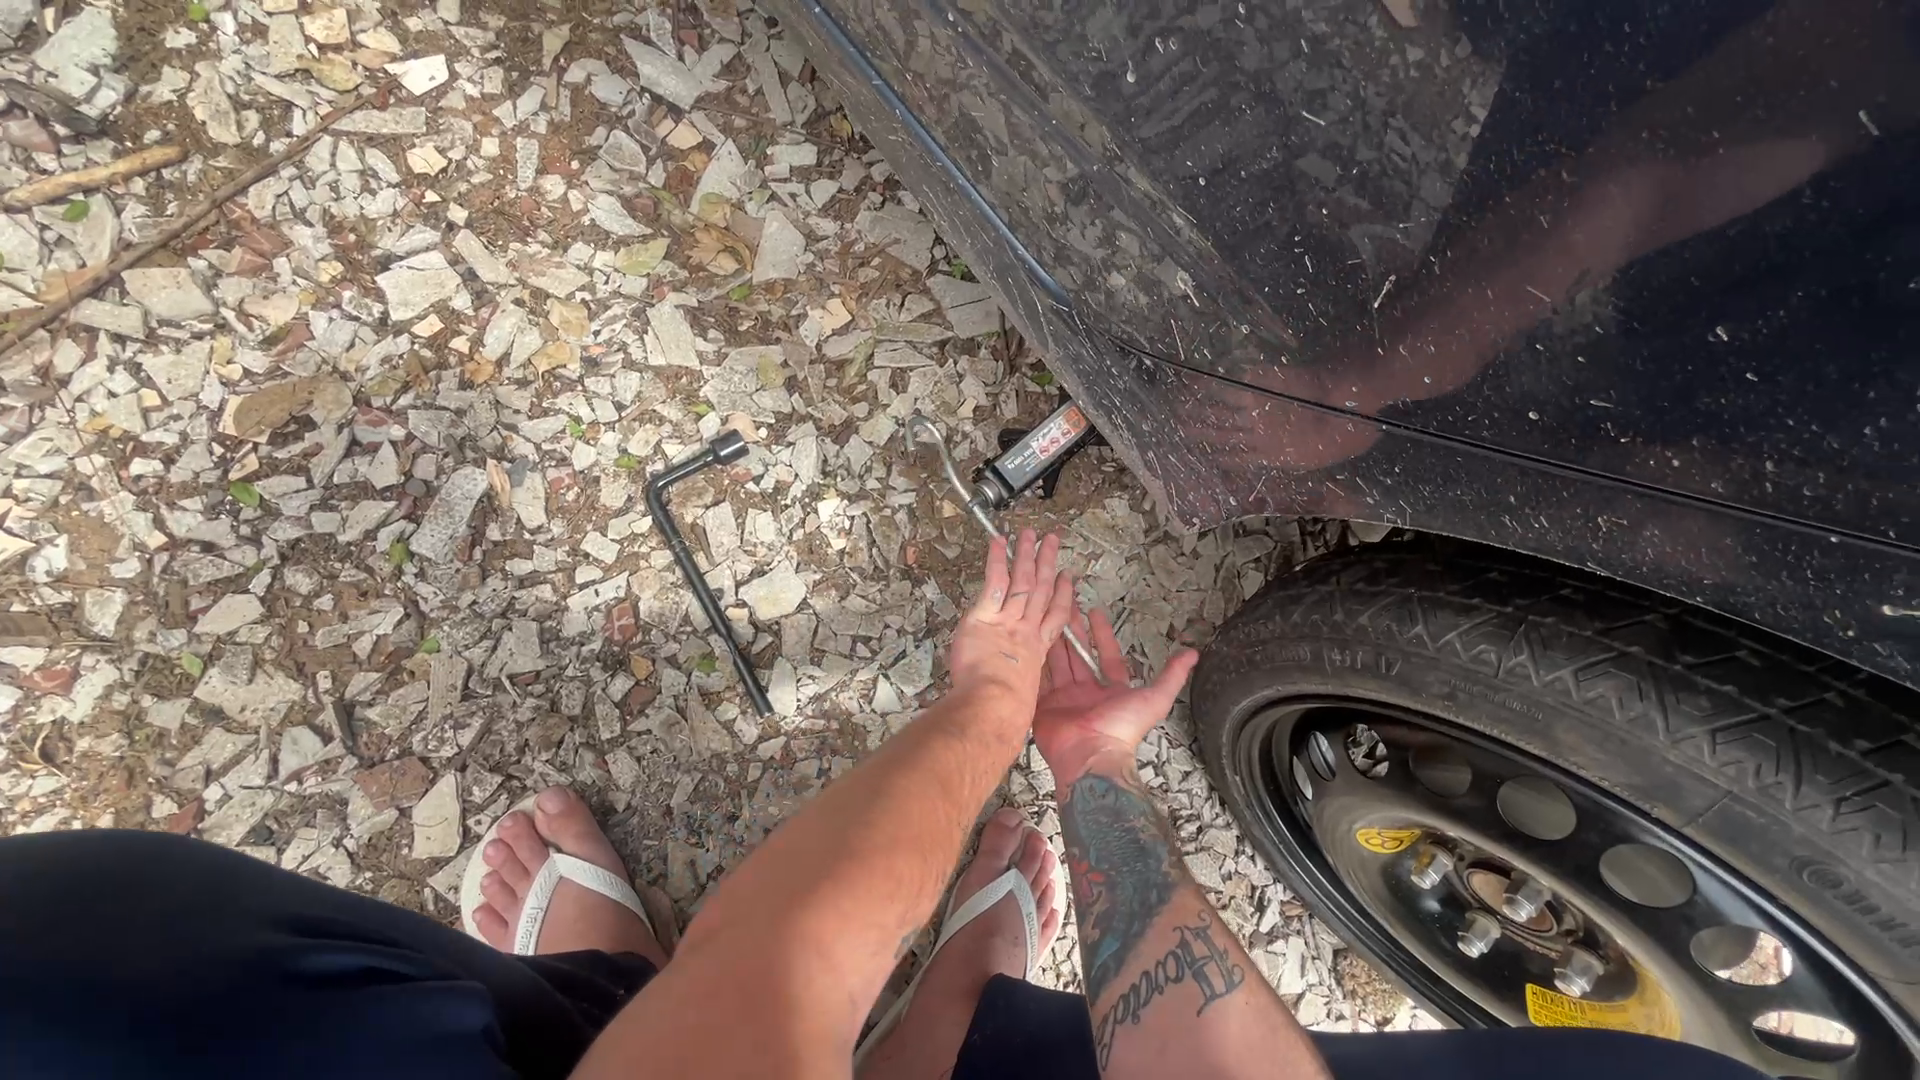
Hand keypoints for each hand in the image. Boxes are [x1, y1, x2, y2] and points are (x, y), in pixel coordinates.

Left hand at [947, 529, 1076, 702]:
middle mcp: (1025, 631)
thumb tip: (1016, 684)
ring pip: (1022, 581)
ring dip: (1026, 555)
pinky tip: (999, 542)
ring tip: (1030, 534)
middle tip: (1052, 541)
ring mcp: (1007, 622)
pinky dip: (997, 561)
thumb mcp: (1022, 698)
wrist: (994, 707)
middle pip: (1041, 590)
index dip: (1063, 595)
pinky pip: (994, 583)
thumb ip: (1021, 681)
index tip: (1067, 577)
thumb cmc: (1006, 712)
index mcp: (1037, 650)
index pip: (1054, 616)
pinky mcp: (985, 617)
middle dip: (1047, 563)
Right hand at [1033, 605, 1197, 784]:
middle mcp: (1087, 693)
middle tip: (1065, 608)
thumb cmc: (1122, 729)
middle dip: (1072, 632)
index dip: (1101, 634)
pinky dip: (1035, 664)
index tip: (1094, 613)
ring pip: (1058, 663)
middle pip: (1079, 656)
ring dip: (1054, 641)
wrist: (1090, 754)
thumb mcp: (1155, 698)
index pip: (1106, 656)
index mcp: (1111, 690)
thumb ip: (1172, 676)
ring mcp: (1065, 699)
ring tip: (1046, 618)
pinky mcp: (1045, 706)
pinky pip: (1039, 680)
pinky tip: (1030, 644)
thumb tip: (1193, 654)